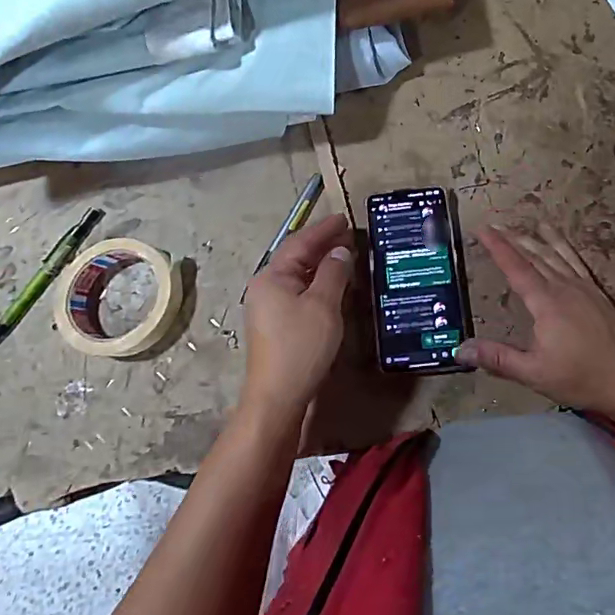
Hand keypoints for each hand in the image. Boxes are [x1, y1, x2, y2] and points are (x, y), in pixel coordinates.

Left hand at [242, 214, 356, 418]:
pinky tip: (334, 285)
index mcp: (272, 277)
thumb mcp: (323, 305)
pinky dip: (317, 283)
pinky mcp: (277, 325)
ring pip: (298, 276)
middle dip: (322, 245)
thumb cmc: (301, 347)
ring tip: (345, 254)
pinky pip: (298, 292)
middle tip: (349, 234)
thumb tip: (340, 251)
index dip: (323, 230)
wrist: (278, 396)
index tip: (344, 219)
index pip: (300, 243)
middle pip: (296, 257)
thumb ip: (333, 273)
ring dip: (321, 264)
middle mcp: (265, 287)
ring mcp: (269, 307)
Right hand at [457, 223, 614, 412]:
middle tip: (493, 225)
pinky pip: (575, 261)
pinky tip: (557, 240)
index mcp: (546, 303)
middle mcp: (564, 288)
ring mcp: (583, 288)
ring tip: (520, 226)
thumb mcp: (534, 373)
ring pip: (554, 255)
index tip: (482, 229)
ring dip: (534, 239)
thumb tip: (461, 349)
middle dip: (512, 238)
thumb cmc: (581, 378)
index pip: (516, 268)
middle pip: (534, 255)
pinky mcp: (596, 293)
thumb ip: (497, 359)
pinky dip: (563, 246)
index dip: (498, 247)